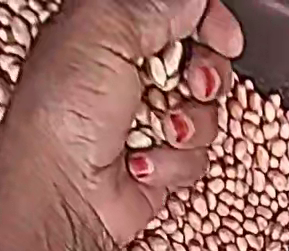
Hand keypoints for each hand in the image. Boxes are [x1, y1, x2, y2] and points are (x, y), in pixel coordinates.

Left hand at [0, 0, 240, 250]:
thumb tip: (194, 0)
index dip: (208, 22)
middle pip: (203, 66)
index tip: (224, 37)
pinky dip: (173, 164)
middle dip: (207, 78)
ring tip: (162, 132)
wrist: (64, 192)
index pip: (179, 13)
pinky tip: (142, 166)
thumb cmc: (64, 114)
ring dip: (190, 127)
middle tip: (196, 87)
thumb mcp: (103, 31)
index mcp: (115, 29)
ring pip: (206, 117)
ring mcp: (152, 124)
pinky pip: (196, 160)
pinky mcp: (163, 166)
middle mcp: (136, 75)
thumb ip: (154, 7)